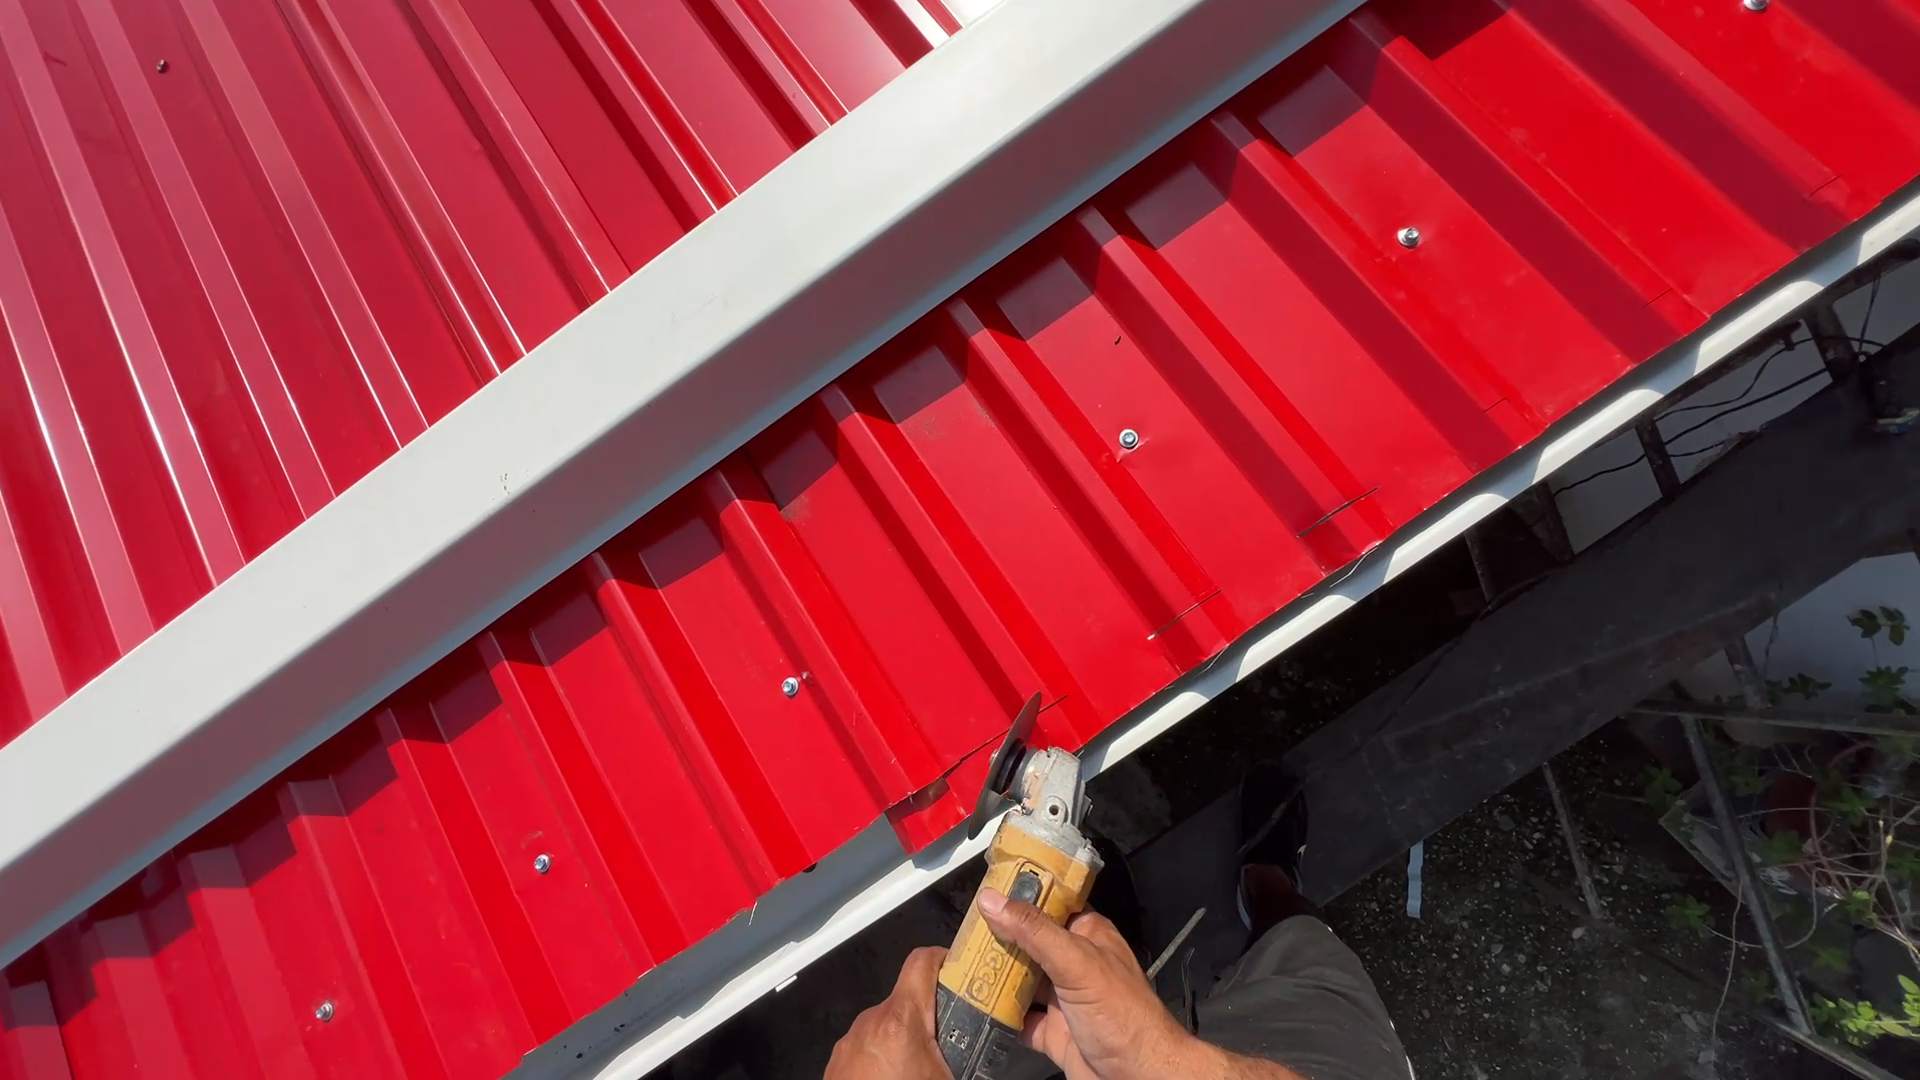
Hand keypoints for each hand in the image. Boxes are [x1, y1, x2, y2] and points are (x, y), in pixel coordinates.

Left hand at [824, 946, 950, 1079]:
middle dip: (925, 1016)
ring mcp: (850, 1039)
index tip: (956, 969)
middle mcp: (872, 1020)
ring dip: (902, 1039)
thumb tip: (1007, 1062)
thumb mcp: (945, 1077)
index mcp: (901, 1018)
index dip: (942, 959)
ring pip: (887, 1024)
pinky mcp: (837, 1059)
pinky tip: (893, 1076)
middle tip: (945, 1043)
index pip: (922, 961)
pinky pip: (866, 1044)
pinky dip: (881, 1055)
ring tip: (917, 1069)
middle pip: (906, 1000)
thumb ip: (962, 1053)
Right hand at [977, 890, 1196, 1079]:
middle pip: (1029, 942)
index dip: (1019, 896)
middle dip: (999, 938)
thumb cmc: (1119, 1012)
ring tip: (961, 966)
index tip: (985, 891)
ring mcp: (1062, 999)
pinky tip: (976, 1006)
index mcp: (1086, 933)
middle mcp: (1073, 961)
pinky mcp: (1054, 1033)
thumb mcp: (1076, 962)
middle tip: (963, 932)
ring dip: (995, 976)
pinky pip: (1020, 1019)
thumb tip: (991, 900)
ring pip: (1021, 980)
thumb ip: (1033, 931)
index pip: (1048, 903)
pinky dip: (999, 1015)